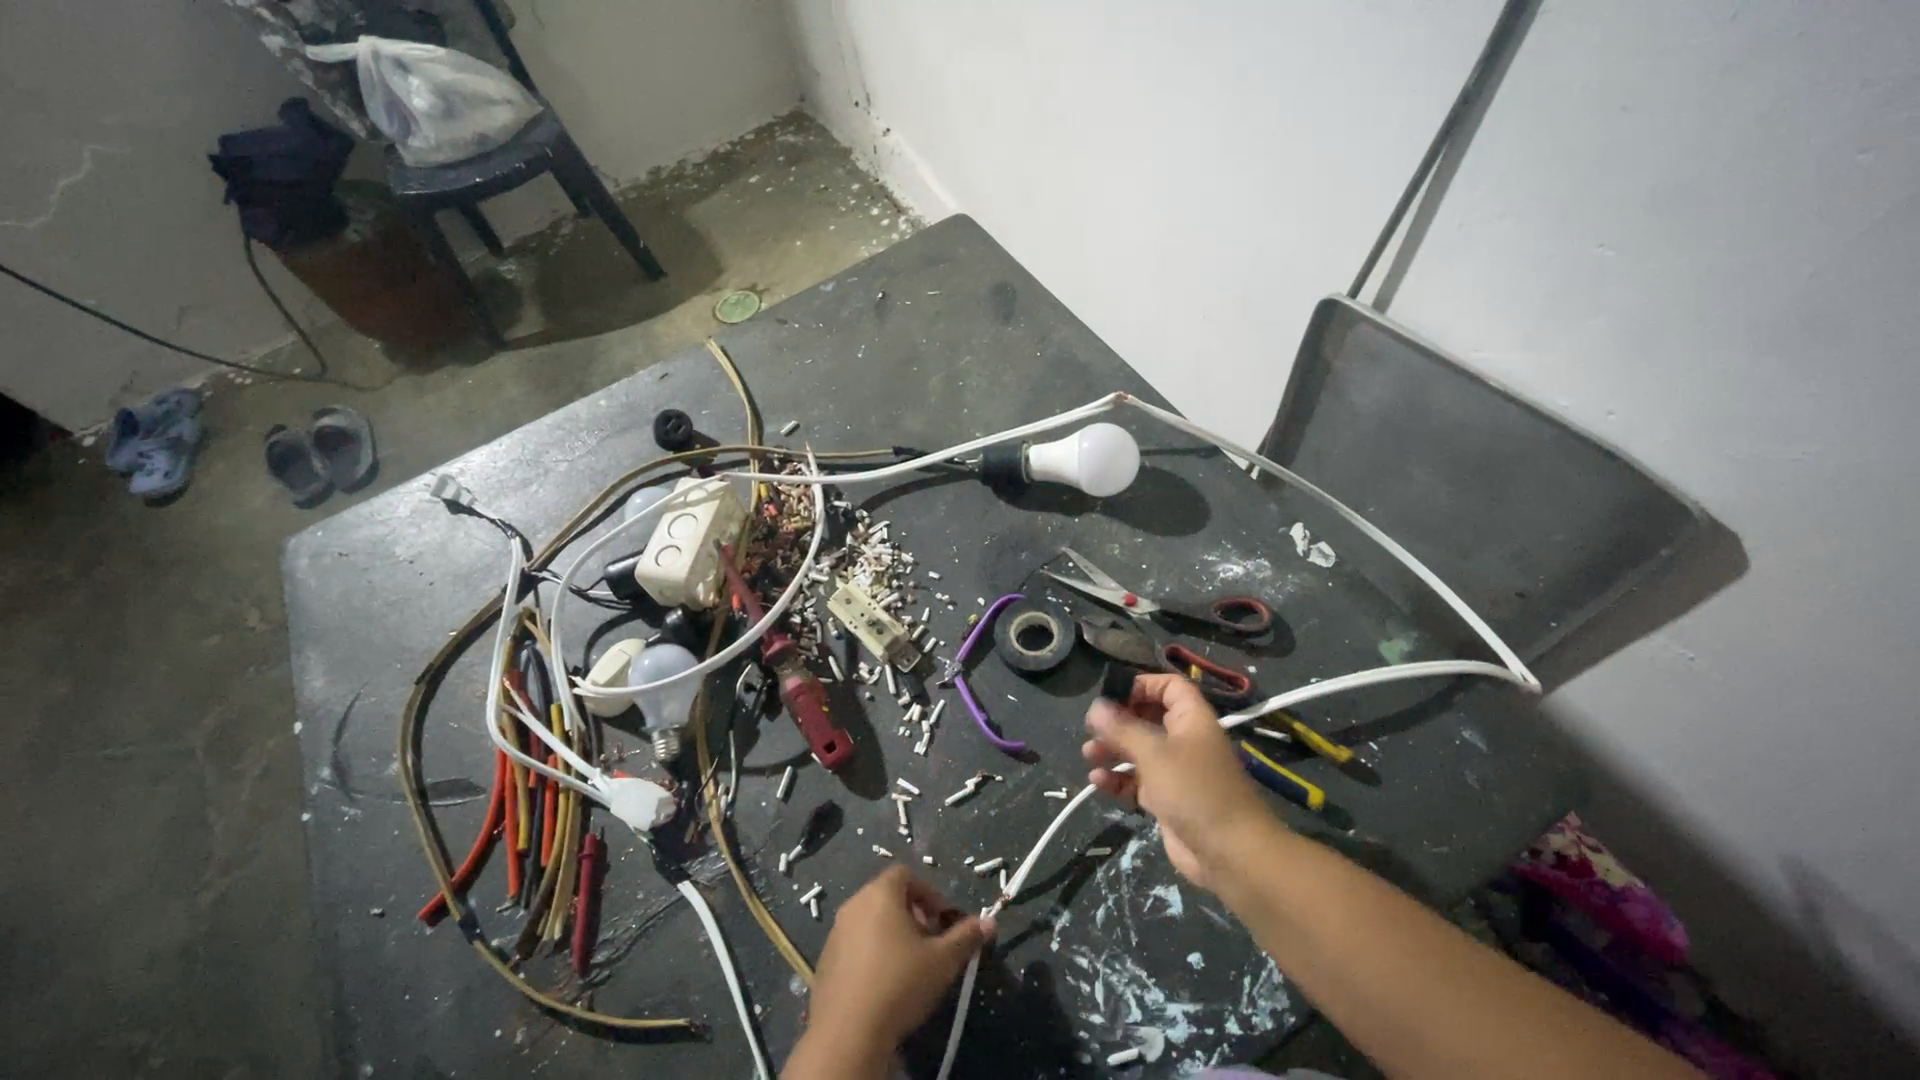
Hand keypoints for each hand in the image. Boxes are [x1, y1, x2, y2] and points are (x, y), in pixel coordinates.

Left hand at [805, 866, 994, 1057]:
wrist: (848, 1032)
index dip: (928, 892)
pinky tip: (884, 983)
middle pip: (886, 896)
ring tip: (910, 965)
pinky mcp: (825, 961)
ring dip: (892, 933)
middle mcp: (853, 906)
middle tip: (930, 942)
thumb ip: (967, 937)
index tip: (942, 919)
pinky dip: (872, 953)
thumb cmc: (900, 984)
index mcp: (880, 895)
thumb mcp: (943, 960)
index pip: (905, 874)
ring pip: (869, 921)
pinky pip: (854, 945)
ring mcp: (835, 934)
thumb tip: (990, 922)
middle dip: (913, 913)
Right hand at [1083, 673, 1275, 889]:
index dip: (1142, 685)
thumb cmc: (1194, 790)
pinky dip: (1118, 780)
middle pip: (1148, 719)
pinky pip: (1137, 782)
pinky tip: (1097, 782)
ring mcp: (1176, 771)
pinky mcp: (1166, 799)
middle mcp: (1184, 740)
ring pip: (1139, 752)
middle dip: (1118, 723)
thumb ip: (1122, 729)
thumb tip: (1095, 706)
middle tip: (1091, 729)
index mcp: (1191, 719)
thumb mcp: (1154, 753)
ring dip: (1112, 751)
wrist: (1229, 852)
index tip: (1111, 695)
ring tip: (1088, 755)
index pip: (1169, 687)